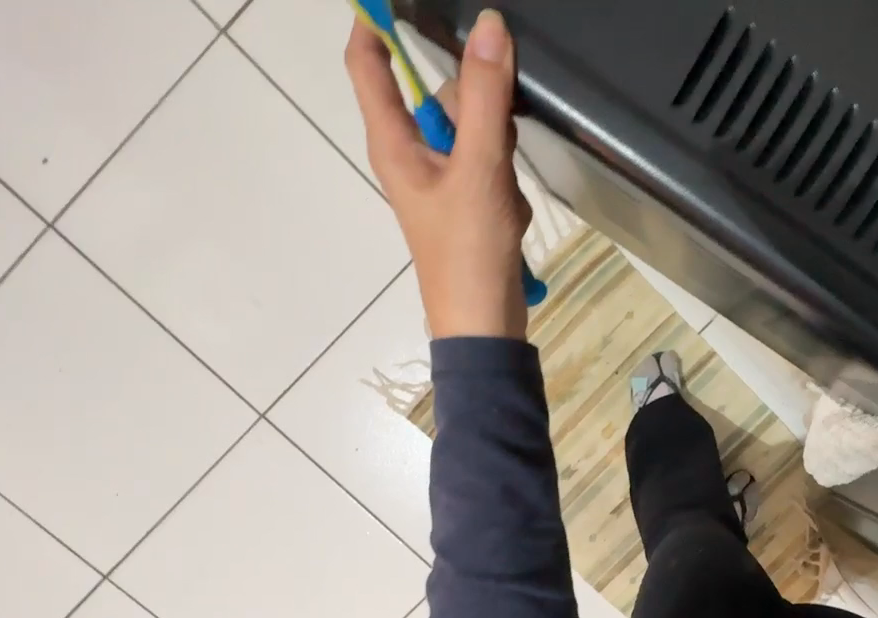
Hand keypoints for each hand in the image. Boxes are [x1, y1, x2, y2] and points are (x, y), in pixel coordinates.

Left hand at [345, 10, 531, 339]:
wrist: (484, 325)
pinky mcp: (467, 203)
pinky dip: (505, 181)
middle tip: (497, 127)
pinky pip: (489, 166)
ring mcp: (442, 180)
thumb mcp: (479, 170)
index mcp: (392, 142)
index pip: (367, 62)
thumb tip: (489, 24)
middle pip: (437, 94)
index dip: (377, 22)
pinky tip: (510, 211)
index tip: (407, 2)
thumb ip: (485, 98)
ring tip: (503, 190)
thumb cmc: (468, 251)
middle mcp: (411, 154)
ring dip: (498, 149)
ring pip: (472, 130)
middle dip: (474, 102)